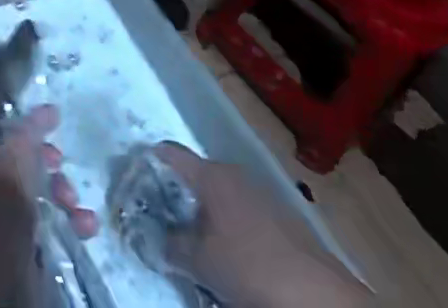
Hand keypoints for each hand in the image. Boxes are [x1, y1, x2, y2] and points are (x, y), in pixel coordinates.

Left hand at [0, 105, 99, 241]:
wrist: (2, 274)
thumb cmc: (3, 203)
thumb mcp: (16, 155)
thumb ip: (31, 129)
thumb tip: (51, 107)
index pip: (5, 133)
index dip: (29, 129)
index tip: (53, 128)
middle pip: (28, 163)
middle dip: (52, 166)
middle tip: (59, 165)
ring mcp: (8, 217)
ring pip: (44, 194)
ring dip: (66, 195)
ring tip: (74, 207)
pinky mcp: (27, 243)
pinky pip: (53, 223)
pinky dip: (71, 222)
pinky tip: (84, 226)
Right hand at [152, 143, 370, 307]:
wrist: (316, 293)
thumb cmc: (250, 267)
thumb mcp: (200, 261)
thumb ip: (172, 245)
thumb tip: (154, 237)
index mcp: (212, 175)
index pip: (172, 154)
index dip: (150, 160)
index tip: (132, 174)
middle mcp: (233, 173)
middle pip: (194, 174)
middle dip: (174, 193)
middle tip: (155, 217)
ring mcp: (258, 190)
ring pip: (217, 193)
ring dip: (200, 210)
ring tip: (186, 238)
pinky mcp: (276, 212)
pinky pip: (237, 208)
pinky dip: (223, 221)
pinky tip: (222, 249)